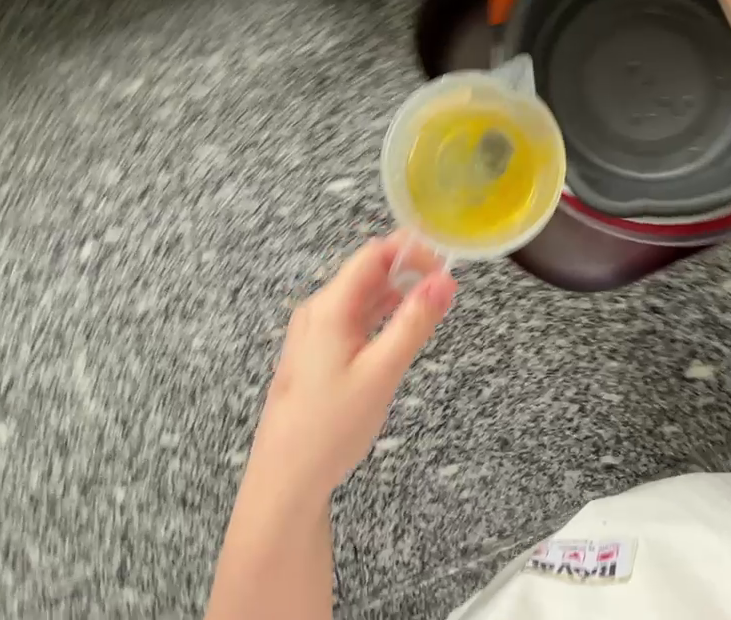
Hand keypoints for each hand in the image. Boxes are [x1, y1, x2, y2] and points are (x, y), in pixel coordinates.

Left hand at [246, 232, 456, 496]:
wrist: (285, 479)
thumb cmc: (330, 427)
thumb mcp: (381, 372)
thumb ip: (414, 323)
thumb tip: (444, 282)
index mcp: (329, 307)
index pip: (373, 254)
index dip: (410, 251)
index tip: (443, 266)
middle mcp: (318, 311)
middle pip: (367, 271)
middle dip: (407, 272)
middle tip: (443, 292)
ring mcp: (315, 331)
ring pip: (362, 296)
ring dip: (396, 295)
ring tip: (429, 311)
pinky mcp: (318, 351)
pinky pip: (354, 318)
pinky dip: (381, 317)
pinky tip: (400, 332)